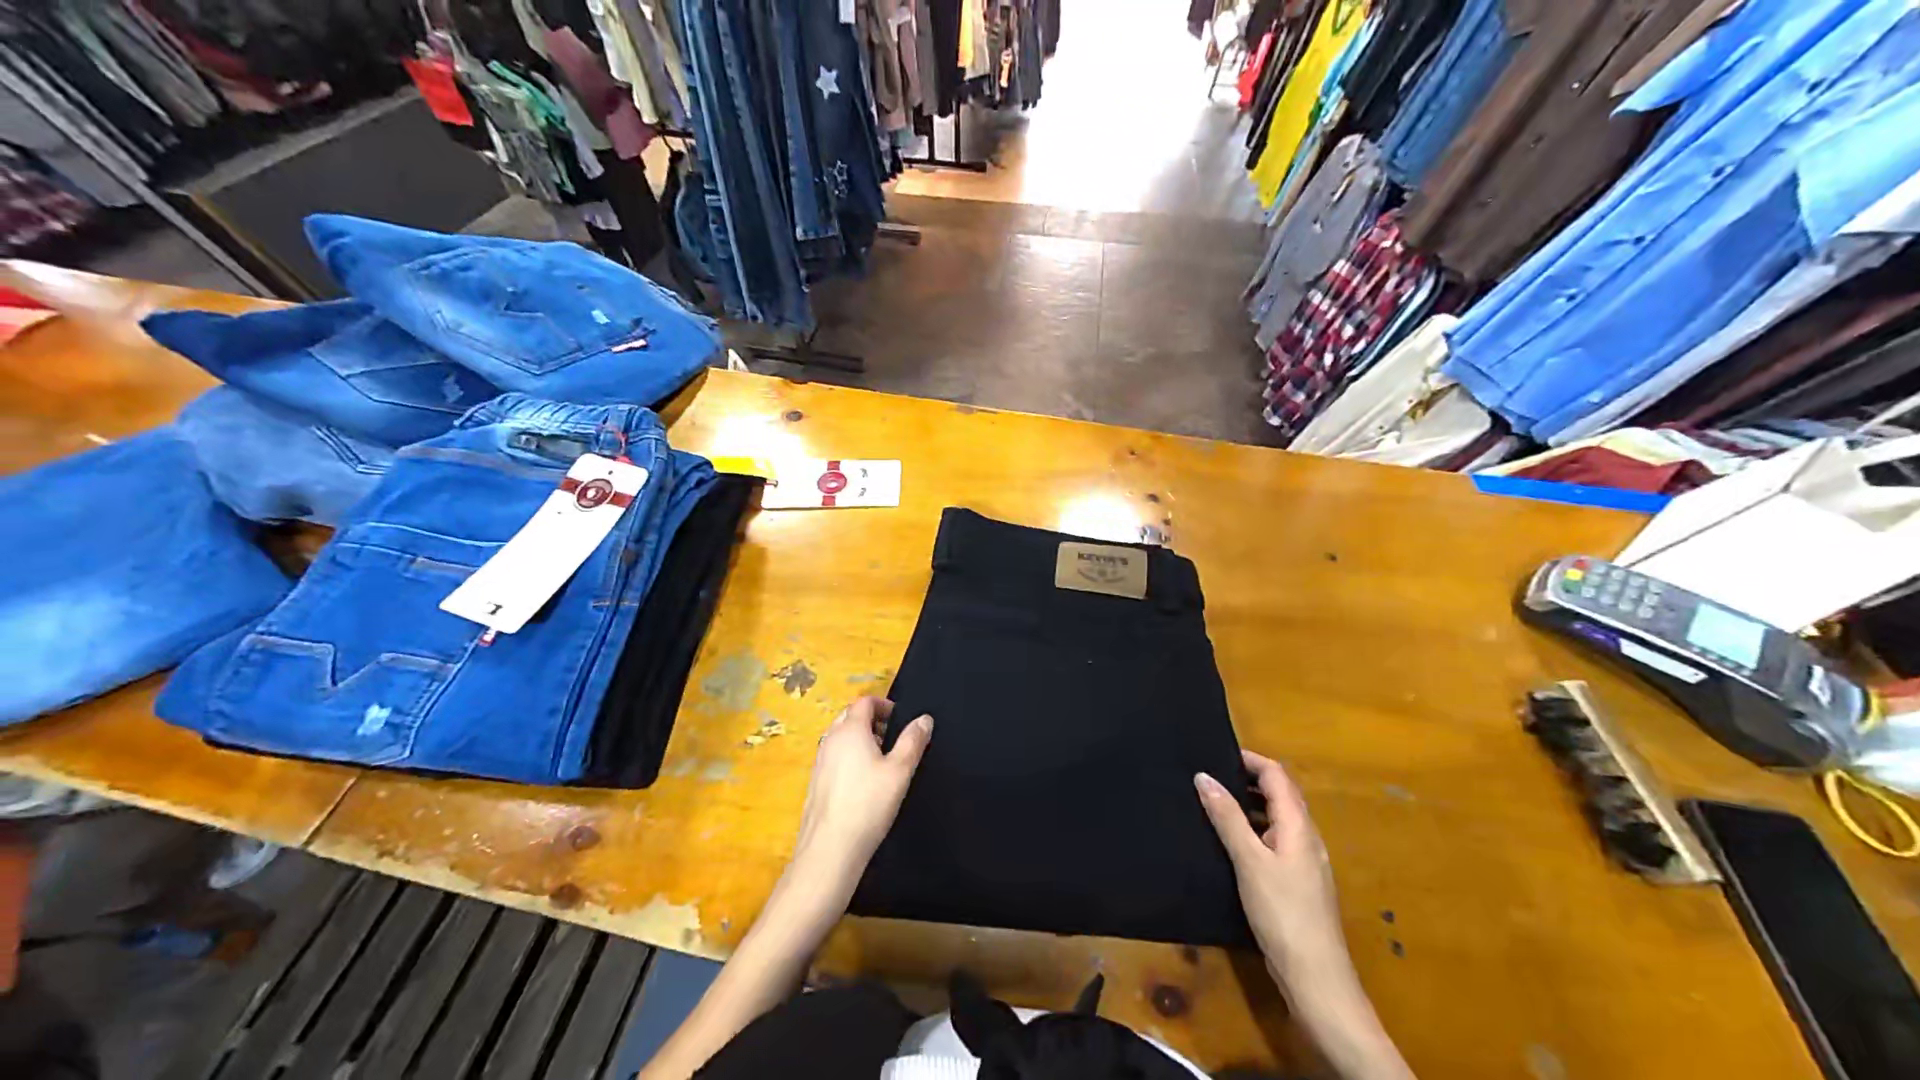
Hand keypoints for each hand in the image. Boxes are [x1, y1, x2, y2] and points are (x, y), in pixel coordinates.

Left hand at [790, 697, 932, 894]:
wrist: (830, 849)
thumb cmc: (869, 804)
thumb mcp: (900, 771)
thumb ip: (913, 741)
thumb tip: (924, 718)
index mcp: (850, 730)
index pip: (865, 701)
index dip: (884, 705)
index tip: (901, 721)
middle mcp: (830, 739)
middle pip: (850, 716)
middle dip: (872, 721)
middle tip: (893, 740)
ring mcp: (819, 761)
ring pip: (840, 738)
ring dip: (860, 740)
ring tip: (881, 763)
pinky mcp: (814, 782)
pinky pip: (833, 758)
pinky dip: (848, 758)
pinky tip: (862, 785)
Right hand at [1196, 750, 1348, 987]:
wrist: (1315, 977)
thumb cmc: (1283, 912)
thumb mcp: (1249, 861)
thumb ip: (1227, 817)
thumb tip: (1203, 776)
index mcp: (1298, 825)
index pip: (1277, 775)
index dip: (1249, 759)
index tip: (1214, 753)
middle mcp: (1306, 837)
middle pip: (1279, 794)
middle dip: (1246, 779)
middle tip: (1207, 776)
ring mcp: (1303, 861)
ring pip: (1275, 819)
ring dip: (1247, 805)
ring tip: (1210, 804)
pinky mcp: (1296, 883)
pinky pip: (1273, 841)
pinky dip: (1251, 830)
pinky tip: (1228, 844)